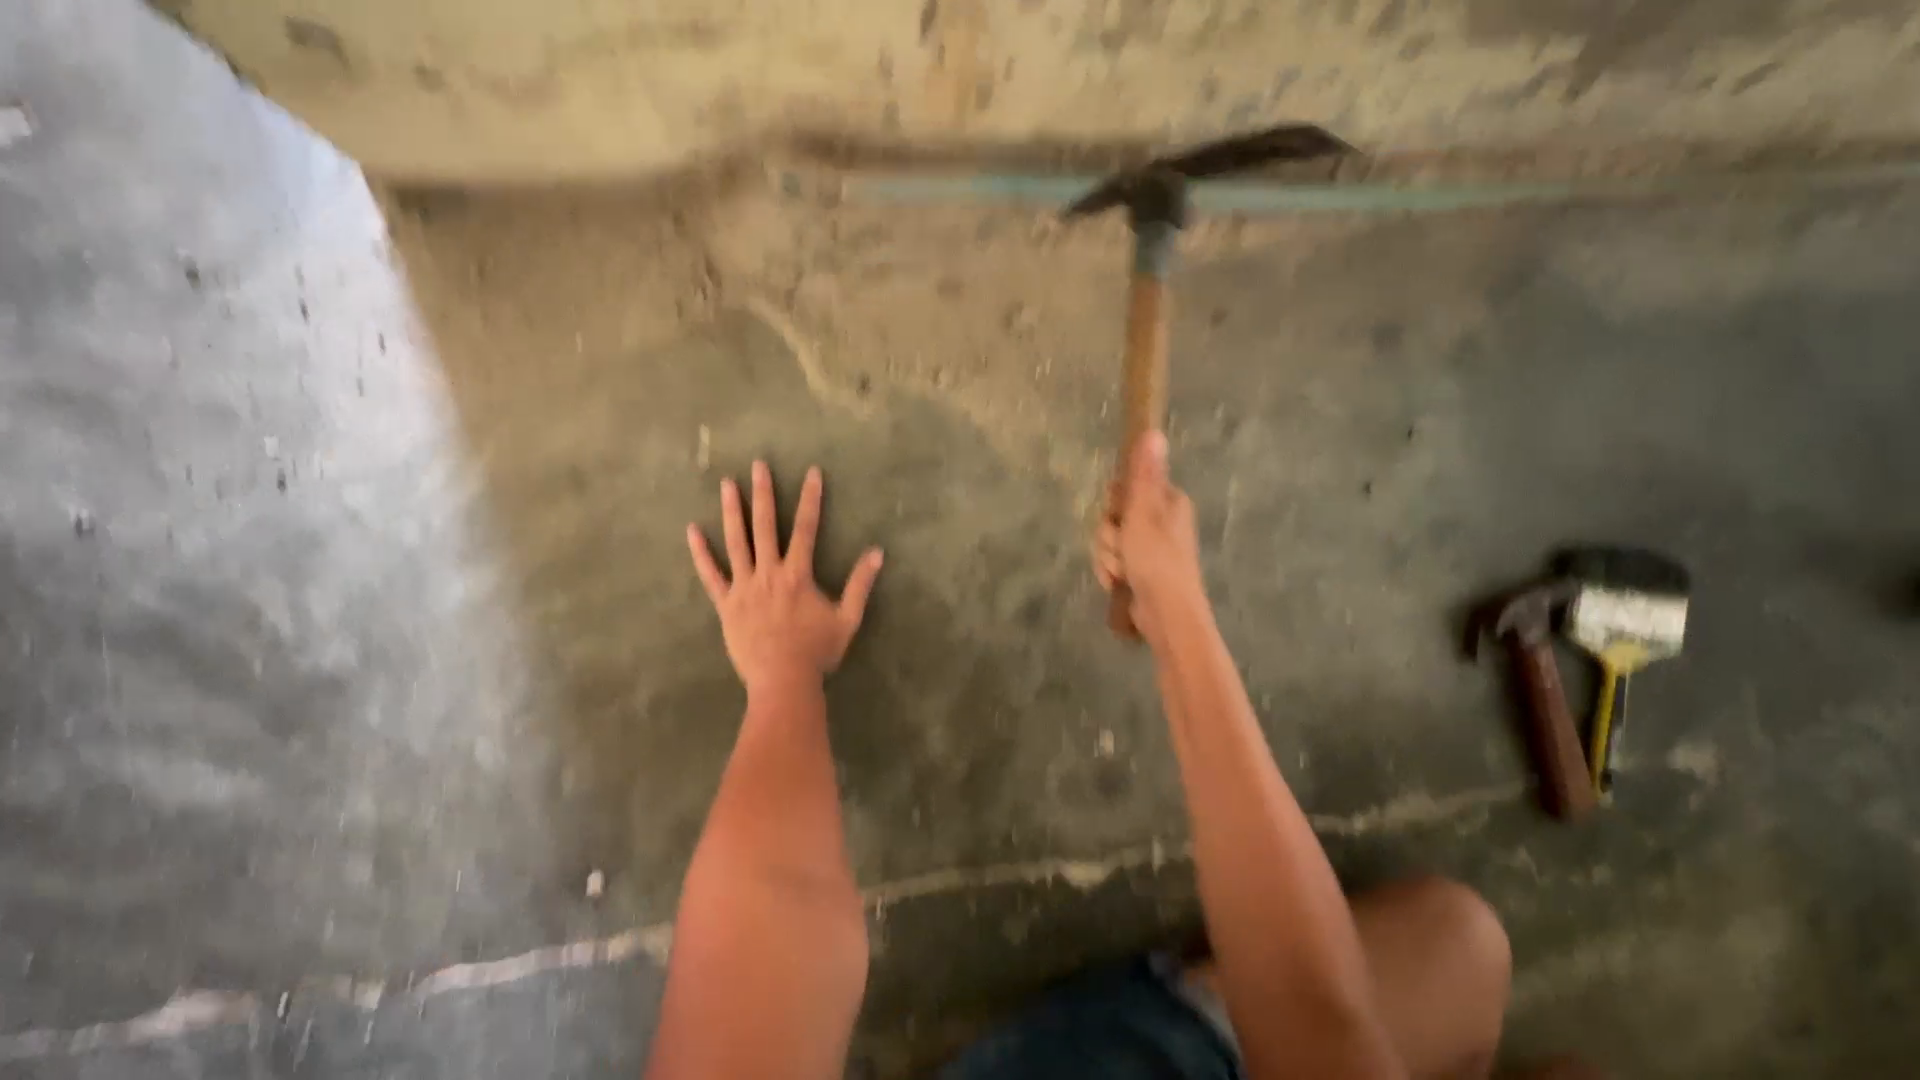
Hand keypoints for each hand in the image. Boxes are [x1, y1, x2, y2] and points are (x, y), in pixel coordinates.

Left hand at [687, 461, 883, 690]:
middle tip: (758, 465)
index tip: (812, 472)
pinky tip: (692, 531)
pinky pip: (710, 575)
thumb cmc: (816, 652)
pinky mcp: (726, 605)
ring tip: (727, 484)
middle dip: (764, 493)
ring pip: (736, 542)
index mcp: (798, 575)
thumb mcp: (847, 619)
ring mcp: (744, 587)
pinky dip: (700, 553)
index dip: (811, 499)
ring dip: (732, 511)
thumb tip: (878, 553)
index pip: (806, 528)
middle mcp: (769, 573)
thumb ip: (860, 585)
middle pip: (766, 526)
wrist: (782, 681)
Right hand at [1094, 432, 1206, 644]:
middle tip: (1121, 550)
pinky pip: (1112, 562)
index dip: (1114, 503)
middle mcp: (1161, 521)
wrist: (1167, 613)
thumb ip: (1144, 474)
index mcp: (1168, 501)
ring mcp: (1150, 548)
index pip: (1125, 487)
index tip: (1117, 516)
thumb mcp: (1145, 512)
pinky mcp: (1140, 570)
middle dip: (1108, 536)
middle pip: (1113, 515)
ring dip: (1108, 557)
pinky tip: (1118, 583)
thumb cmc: (1157, 560)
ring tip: (1122, 572)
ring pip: (1108, 541)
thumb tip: (1153, 431)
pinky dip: (1111, 573)